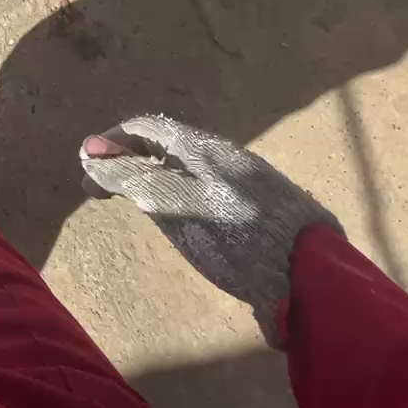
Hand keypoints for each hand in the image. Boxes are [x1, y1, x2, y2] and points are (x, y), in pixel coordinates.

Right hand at [78, 115, 338, 345]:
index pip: (145, 127)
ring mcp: (247, 185)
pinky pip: (207, 192)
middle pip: (165, 147)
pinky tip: (184, 225)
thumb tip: (88, 149)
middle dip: (129, 162)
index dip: (111, 142)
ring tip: (140, 208)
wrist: (319, 281)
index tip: (89, 169)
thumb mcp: (171, 203)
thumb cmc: (235, 235)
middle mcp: (224, 158)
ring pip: (187, 171)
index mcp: (202, 148)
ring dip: (154, 182)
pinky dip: (180, 199)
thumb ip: (129, 175)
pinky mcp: (263, 214)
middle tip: (107, 190)